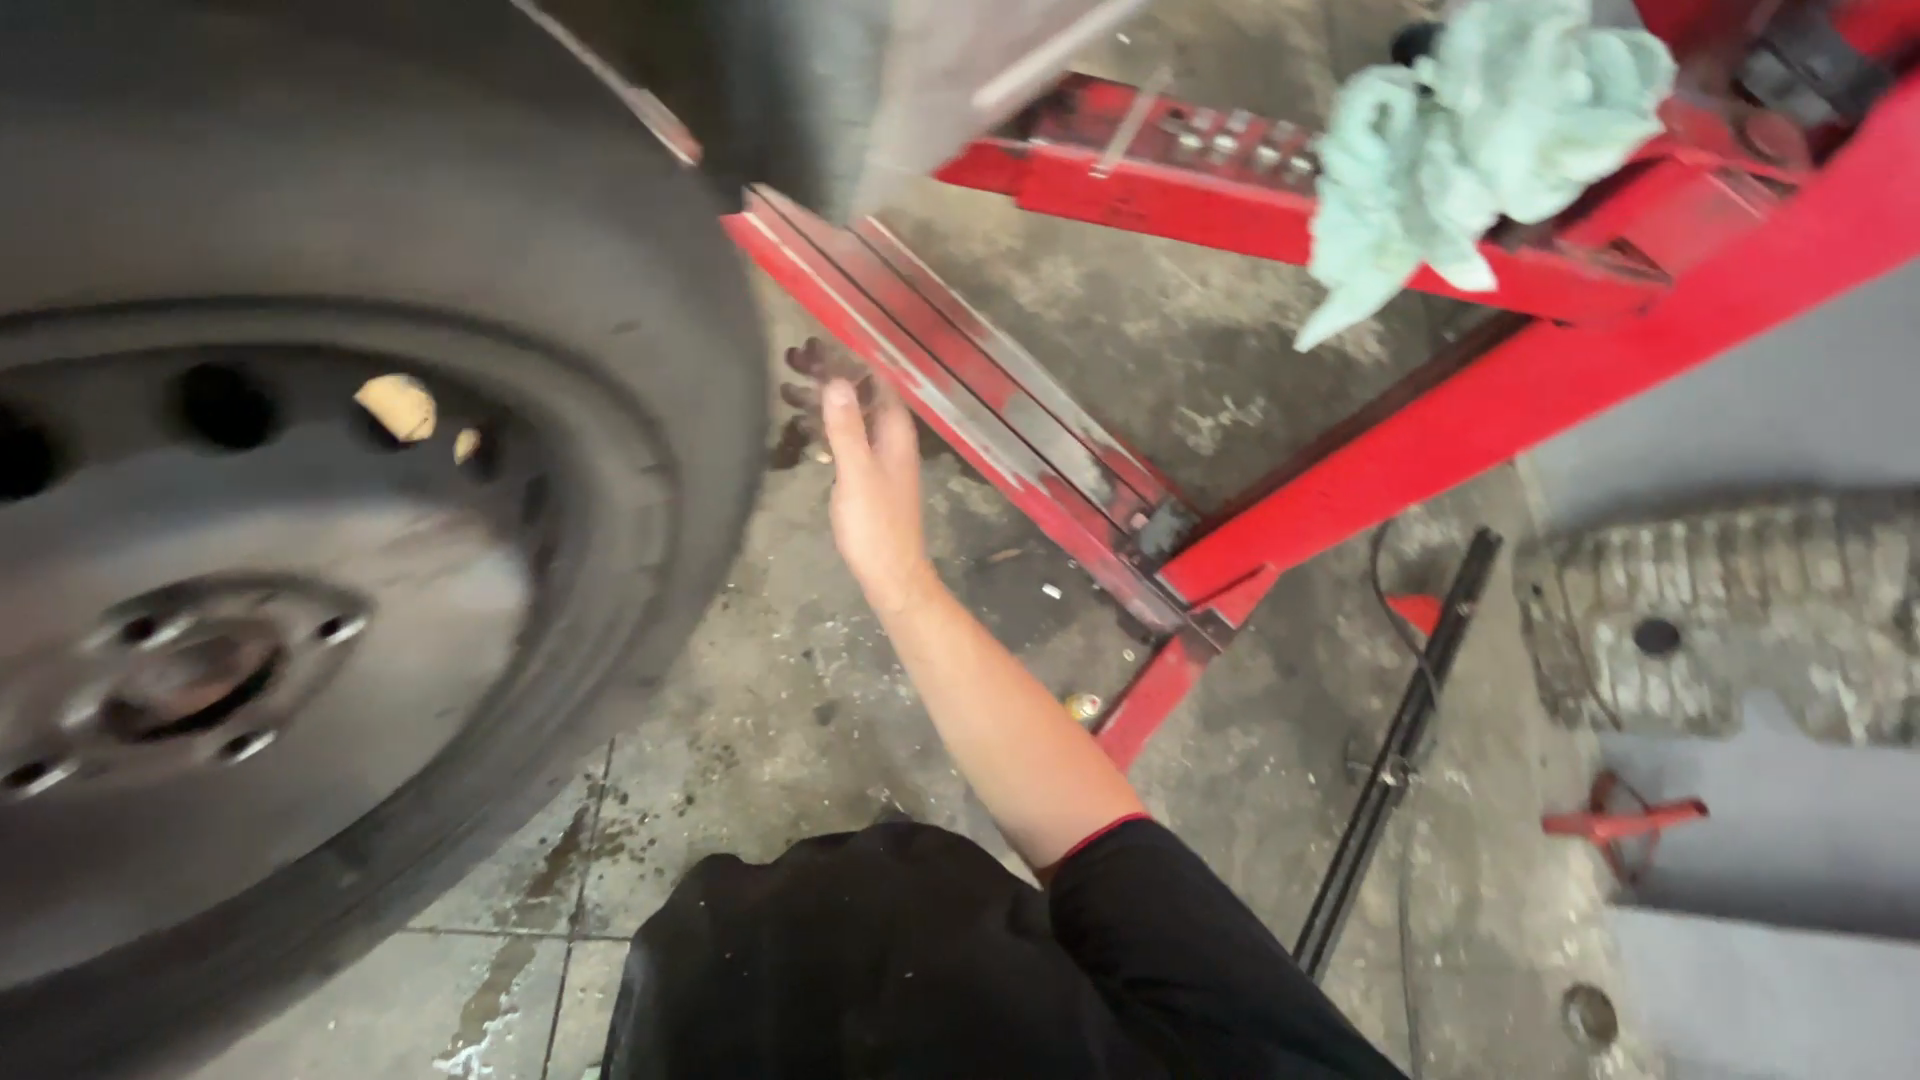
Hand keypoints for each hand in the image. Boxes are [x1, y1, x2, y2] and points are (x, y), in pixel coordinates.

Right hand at [781, 339, 934, 614]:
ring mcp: (881, 458)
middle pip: (861, 395)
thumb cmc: (875, 525)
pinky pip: (847, 440)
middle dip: (830, 376)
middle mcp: (892, 439)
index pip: (876, 380)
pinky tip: (802, 425)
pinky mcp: (867, 476)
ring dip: (824, 401)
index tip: (816, 344)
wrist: (890, 573)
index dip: (848, 359)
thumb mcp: (857, 472)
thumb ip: (846, 427)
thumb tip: (836, 380)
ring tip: (787, 385)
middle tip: (793, 359)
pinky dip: (827, 428)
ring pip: (851, 417)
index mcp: (896, 432)